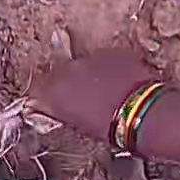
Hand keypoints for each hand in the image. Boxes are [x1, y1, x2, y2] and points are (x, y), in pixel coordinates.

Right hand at [28, 48, 163, 140]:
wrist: (144, 113)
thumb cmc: (108, 128)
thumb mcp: (75, 126)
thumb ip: (59, 111)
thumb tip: (53, 108)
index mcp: (52, 92)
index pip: (35, 91)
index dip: (42, 97)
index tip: (49, 104)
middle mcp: (65, 70)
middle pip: (56, 72)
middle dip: (63, 82)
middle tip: (78, 97)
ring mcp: (89, 58)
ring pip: (80, 64)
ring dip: (86, 74)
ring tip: (101, 90)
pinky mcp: (111, 51)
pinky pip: (103, 58)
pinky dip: (107, 67)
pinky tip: (118, 81)